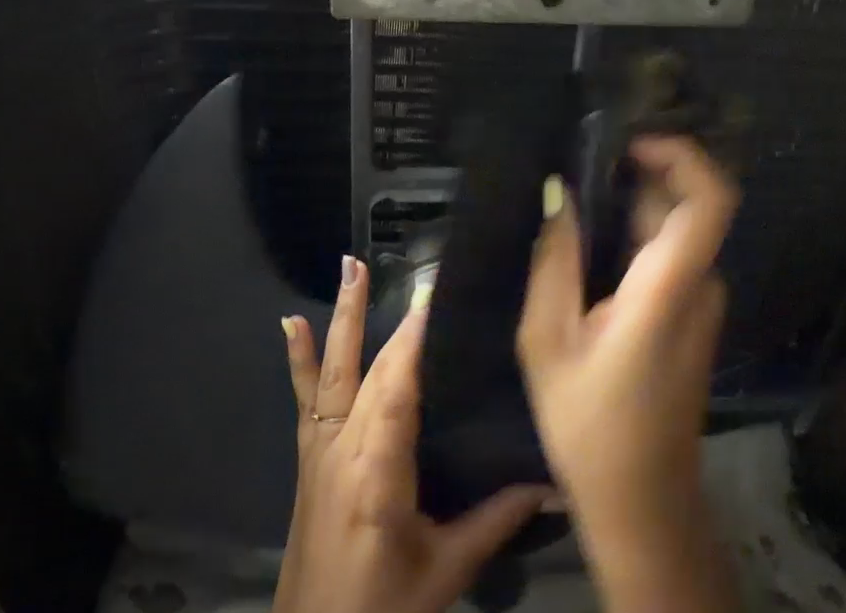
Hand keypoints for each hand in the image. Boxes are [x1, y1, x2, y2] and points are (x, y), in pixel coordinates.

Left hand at [274, 256, 547, 612]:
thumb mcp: (446, 569)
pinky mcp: (310, 458)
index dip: (415, 339)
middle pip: (372, 371)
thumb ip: (497, 519)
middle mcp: (344, 447)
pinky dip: (298, 359)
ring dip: (342, 318)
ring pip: (333, 372)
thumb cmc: (382, 606)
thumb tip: (555, 481)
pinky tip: (290, 323)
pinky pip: (304, 400)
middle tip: (420, 272)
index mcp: (378, 472)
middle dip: (396, 321)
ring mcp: (321, 449)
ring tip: (349, 267)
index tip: (438, 292)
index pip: (399, 389)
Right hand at [516, 135, 739, 612]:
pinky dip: (635, 238)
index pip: (711, 197)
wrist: (642, 501)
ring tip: (570, 211)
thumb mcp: (546, 341)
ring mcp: (703, 303)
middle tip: (573, 176)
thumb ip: (554, 261)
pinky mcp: (694, 317)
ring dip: (630, 208)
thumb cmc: (588, 426)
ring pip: (675, 230)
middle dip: (636, 177)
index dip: (681, 153)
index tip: (625, 143)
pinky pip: (670, 257)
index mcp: (669, 288)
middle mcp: (701, 286)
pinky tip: (586, 254)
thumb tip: (559, 192)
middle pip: (686, 205)